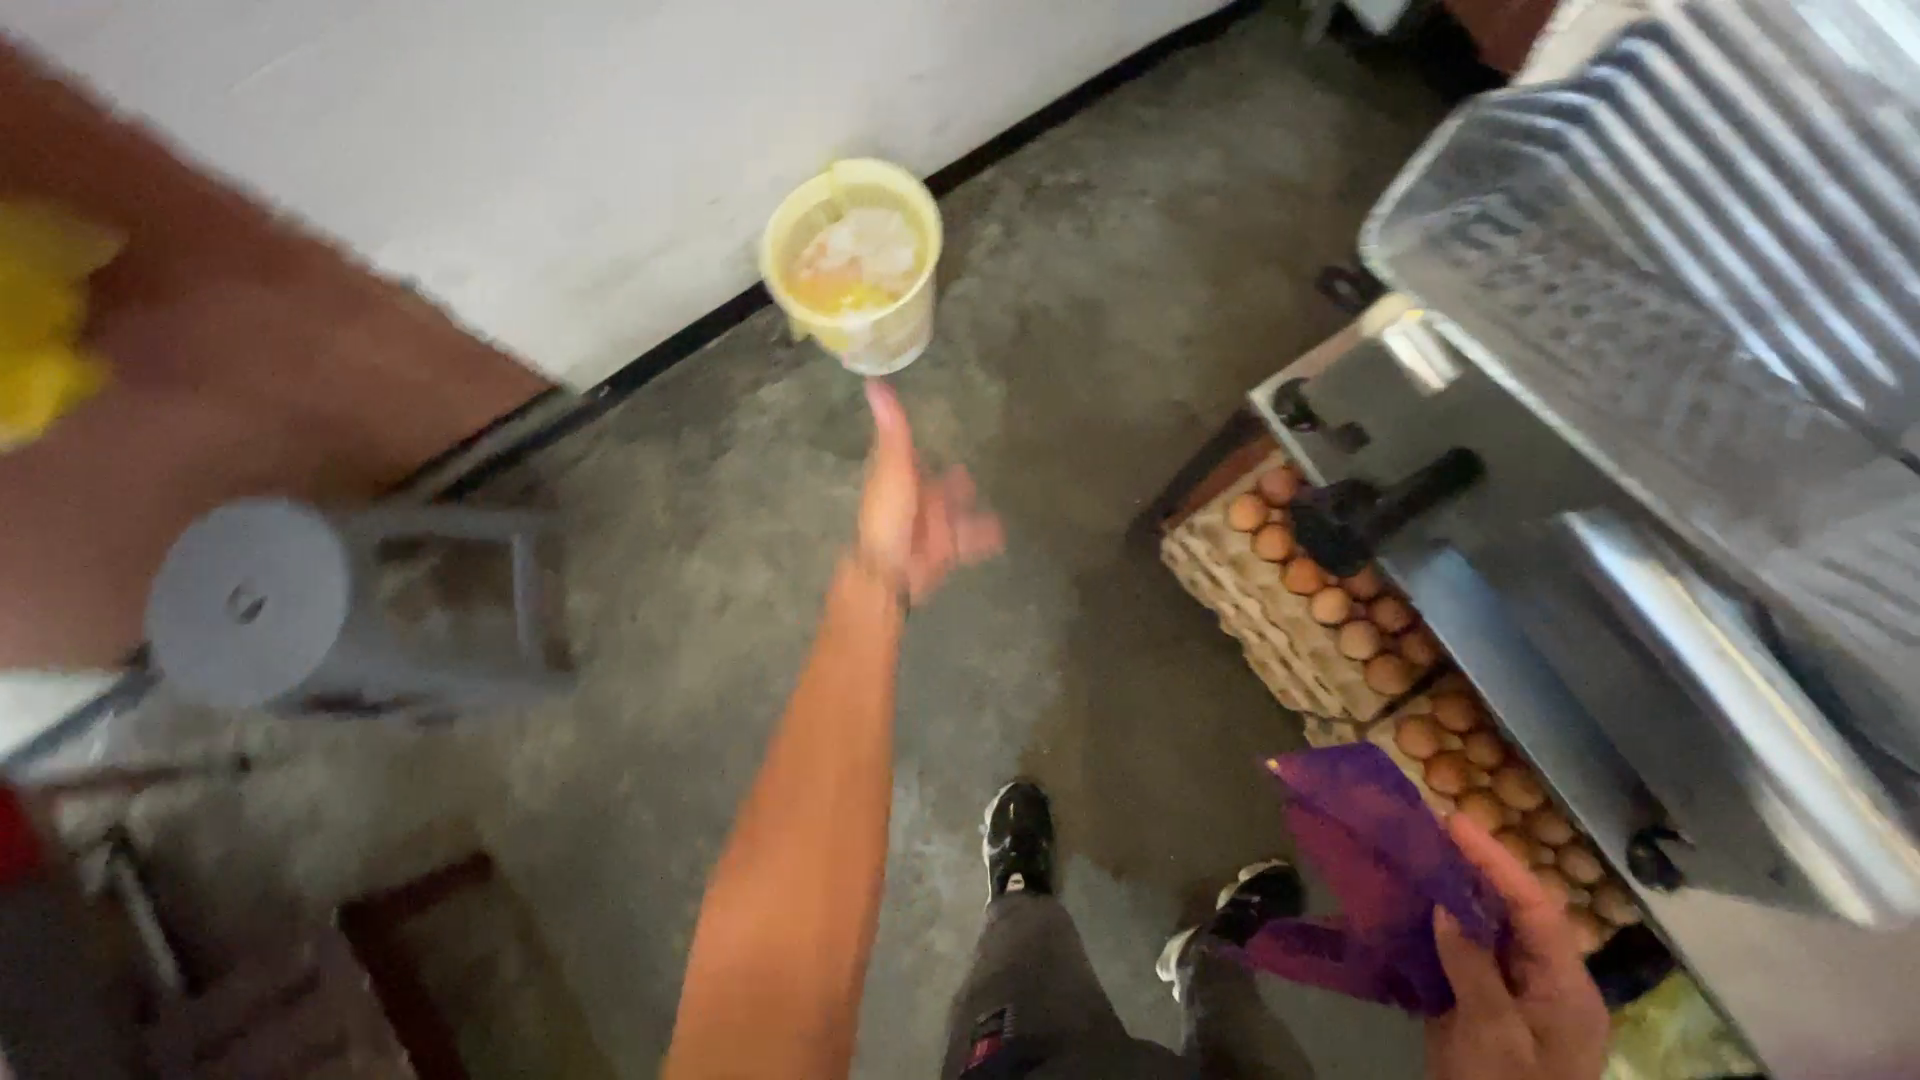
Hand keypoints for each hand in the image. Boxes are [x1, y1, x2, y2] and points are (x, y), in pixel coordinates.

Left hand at [857, 379, 1003, 603]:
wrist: (892, 568)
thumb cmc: (889, 514)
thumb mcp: (892, 465)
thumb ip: (894, 429)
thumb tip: (874, 382)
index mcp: (901, 476)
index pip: (911, 455)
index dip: (922, 443)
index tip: (940, 425)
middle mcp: (918, 499)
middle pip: (941, 485)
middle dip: (956, 479)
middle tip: (974, 465)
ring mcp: (935, 524)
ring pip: (959, 512)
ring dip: (975, 507)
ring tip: (999, 499)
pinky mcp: (949, 548)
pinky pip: (971, 539)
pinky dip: (986, 536)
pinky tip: (1003, 531)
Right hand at [1426, 814, 1609, 1079]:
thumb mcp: (1492, 1036)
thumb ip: (1474, 968)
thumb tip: (1447, 906)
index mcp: (1567, 990)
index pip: (1538, 909)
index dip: (1498, 862)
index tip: (1456, 823)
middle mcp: (1545, 983)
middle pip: (1516, 911)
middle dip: (1478, 867)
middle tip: (1433, 827)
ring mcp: (1513, 993)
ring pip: (1488, 926)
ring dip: (1455, 889)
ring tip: (1419, 849)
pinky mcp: (1481, 1003)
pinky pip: (1463, 949)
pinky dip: (1438, 921)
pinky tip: (1411, 900)